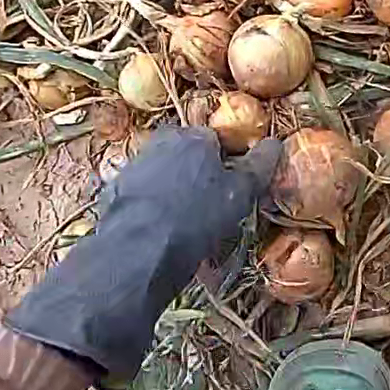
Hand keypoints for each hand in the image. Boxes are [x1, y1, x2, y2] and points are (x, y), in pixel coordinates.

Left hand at [7, 127, 278, 379]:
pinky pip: (147, 196)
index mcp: (192, 136)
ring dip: (180, 190)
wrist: (136, 254)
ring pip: (168, 174)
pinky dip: (158, 207)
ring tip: (195, 222)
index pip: (221, 138)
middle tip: (219, 203)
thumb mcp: (242, 191)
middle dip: (204, 173)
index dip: (233, 161)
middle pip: (191, 155)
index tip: (240, 185)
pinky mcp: (113, 195)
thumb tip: (276, 142)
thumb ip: (261, 164)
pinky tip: (168, 231)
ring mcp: (132, 168)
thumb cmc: (198, 216)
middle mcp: (159, 143)